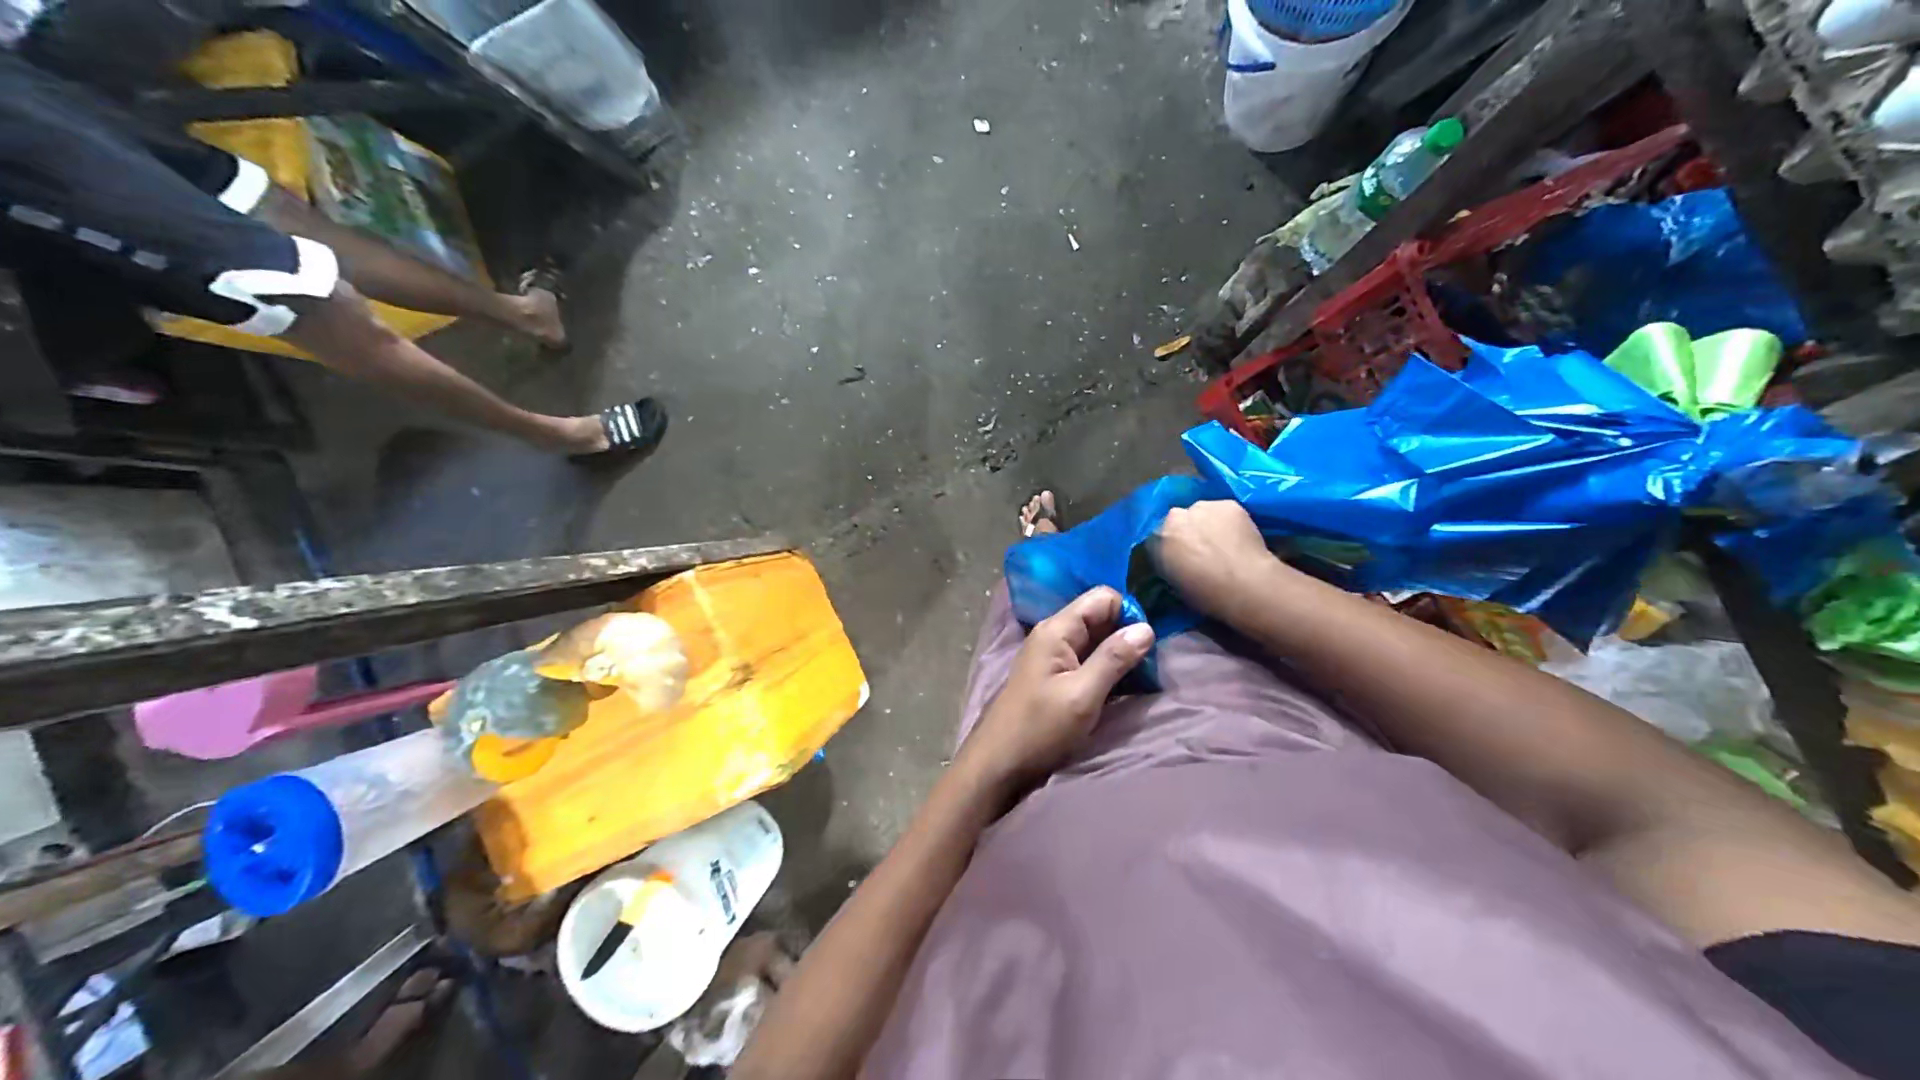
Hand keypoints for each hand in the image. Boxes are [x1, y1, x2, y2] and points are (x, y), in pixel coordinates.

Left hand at [955, 587, 1154, 791]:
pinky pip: (1090, 662)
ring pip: (1098, 641)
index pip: (1102, 597)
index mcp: (1057, 630)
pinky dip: (1110, 670)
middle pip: (1101, 618)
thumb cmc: (1039, 729)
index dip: (1128, 612)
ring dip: (1122, 655)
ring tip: (1146, 677)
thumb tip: (1146, 627)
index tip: (1148, 642)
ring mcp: (1055, 657)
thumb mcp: (1082, 695)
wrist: (999, 764)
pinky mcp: (1058, 678)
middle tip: (1153, 663)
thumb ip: (1113, 659)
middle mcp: (1055, 635)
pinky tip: (1127, 687)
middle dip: (1128, 634)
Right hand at [1150, 500, 1287, 621]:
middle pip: (1177, 520)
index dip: (1170, 547)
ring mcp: (1201, 507)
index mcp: (1156, 539)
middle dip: (1186, 531)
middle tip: (1201, 549)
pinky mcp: (1228, 504)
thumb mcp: (1174, 584)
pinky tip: (1239, 536)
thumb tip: (1178, 561)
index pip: (1157, 537)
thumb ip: (1170, 564)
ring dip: (1207, 523)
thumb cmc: (1205, 594)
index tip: (1180, 557)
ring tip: (1222, 542)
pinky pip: (1224, 511)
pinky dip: (1229, 521)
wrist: (1243, 585)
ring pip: (1202, 512)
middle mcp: (1173, 517)